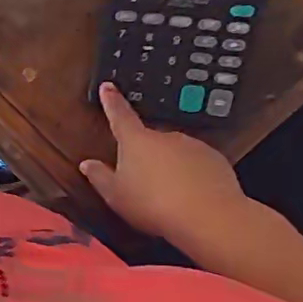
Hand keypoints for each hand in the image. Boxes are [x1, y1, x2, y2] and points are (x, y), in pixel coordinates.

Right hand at [81, 82, 253, 243]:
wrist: (206, 215)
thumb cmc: (152, 204)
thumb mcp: (115, 195)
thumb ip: (100, 177)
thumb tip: (87, 164)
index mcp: (136, 141)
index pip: (120, 115)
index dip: (112, 101)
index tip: (108, 86)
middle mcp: (165, 136)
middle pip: (149, 140)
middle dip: (145, 155)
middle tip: (141, 182)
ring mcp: (192, 145)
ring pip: (174, 153)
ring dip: (169, 167)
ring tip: (167, 196)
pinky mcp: (214, 159)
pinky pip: (196, 164)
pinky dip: (191, 176)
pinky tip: (189, 197)